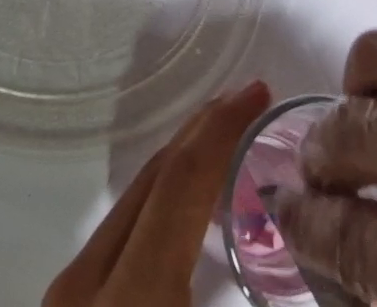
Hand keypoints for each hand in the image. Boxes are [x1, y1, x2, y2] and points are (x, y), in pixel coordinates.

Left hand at [44, 81, 271, 306]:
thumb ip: (243, 288)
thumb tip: (307, 275)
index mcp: (131, 297)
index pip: (178, 185)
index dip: (220, 130)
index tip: (255, 92)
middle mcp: (85, 280)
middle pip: (148, 183)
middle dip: (200, 133)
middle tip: (246, 102)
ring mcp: (69, 290)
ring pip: (129, 205)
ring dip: (179, 167)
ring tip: (224, 143)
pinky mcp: (69, 301)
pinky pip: (119, 234)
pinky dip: (159, 205)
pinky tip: (186, 209)